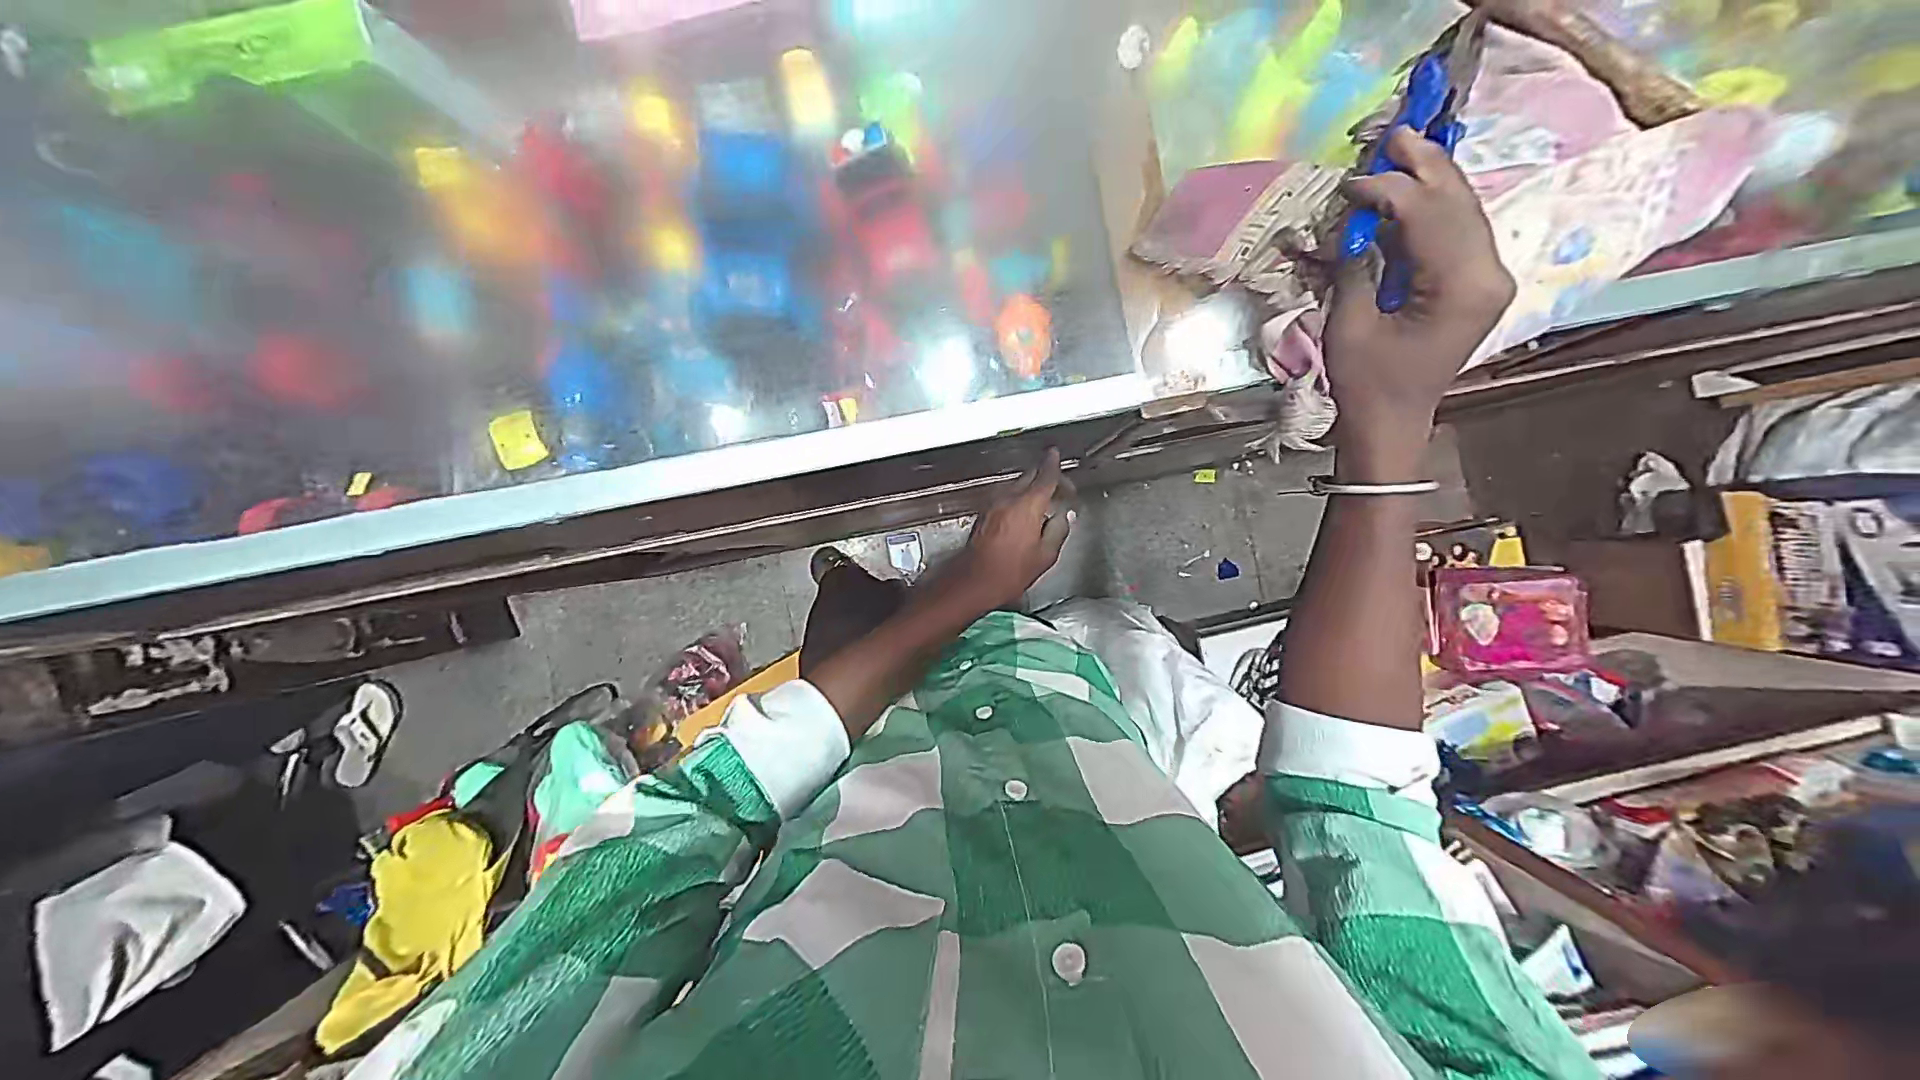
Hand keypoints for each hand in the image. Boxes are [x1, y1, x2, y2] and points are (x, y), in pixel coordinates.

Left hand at [935, 448, 1074, 612]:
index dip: (1053, 464)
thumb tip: (1064, 517)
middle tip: (1058, 488)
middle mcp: (1008, 499)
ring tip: (1042, 506)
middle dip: (1044, 477)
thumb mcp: (1045, 555)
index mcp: (1028, 505)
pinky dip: (1017, 499)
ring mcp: (993, 505)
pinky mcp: (983, 514)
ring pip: (1015, 486)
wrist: (974, 580)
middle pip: (1029, 476)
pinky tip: (1022, 516)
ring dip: (1029, 489)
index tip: (1055, 455)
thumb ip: (1058, 530)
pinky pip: (1005, 497)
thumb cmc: (1009, 572)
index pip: (1045, 476)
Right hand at [1324, 127, 1514, 467]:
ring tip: (1403, 153)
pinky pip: (1459, 234)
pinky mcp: (1477, 285)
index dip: (1391, 190)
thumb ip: (1356, 269)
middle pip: (1458, 204)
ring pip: (1464, 212)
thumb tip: (1353, 226)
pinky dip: (1433, 211)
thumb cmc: (1365, 383)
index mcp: (1460, 287)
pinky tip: (1413, 193)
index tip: (1352, 182)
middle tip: (1395, 135)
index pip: (1429, 216)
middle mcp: (1489, 274)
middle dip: (1425, 168)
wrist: (1393, 422)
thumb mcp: (1349, 326)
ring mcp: (1489, 278)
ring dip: (1432, 182)